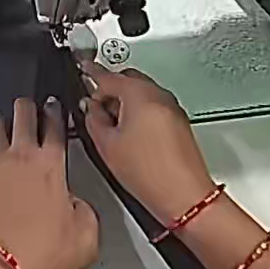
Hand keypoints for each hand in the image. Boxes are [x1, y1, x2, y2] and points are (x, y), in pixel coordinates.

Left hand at [0, 97, 98, 268]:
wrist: (0, 266)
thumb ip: (84, 210)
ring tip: (0, 122)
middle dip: (27, 106)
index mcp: (51, 164)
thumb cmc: (39, 253)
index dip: (55, 111)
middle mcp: (20, 156)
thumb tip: (77, 207)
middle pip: (22, 112)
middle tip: (29, 107)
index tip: (54, 108)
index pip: (55, 125)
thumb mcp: (87, 235)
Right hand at [80, 61, 216, 221]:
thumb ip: (92, 118)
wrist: (184, 197)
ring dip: (125, 102)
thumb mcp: (106, 145)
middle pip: (127, 79)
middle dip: (110, 91)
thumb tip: (90, 109)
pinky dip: (140, 112)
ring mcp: (172, 107)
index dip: (90, 75)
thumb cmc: (151, 174)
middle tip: (96, 109)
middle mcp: (159, 95)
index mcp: (139, 94)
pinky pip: (153, 105)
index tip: (84, 70)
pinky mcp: (179, 121)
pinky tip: (132, 136)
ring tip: (114, 129)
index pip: (108, 76)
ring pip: (141, 92)